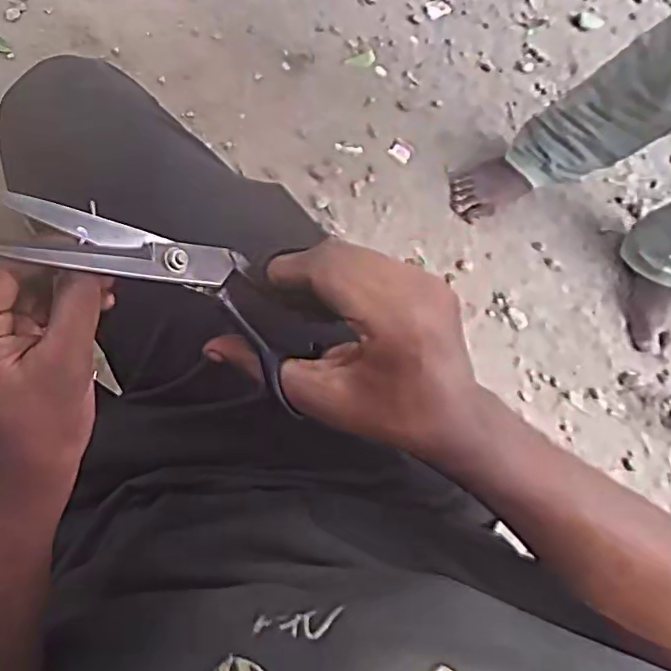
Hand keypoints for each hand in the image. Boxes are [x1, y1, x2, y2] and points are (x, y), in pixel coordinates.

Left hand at [0, 262, 112, 497]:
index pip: (3, 271)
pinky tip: (88, 307)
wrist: (38, 470)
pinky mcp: (1, 342)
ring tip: (99, 294)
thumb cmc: (42, 432)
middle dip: (59, 273)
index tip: (80, 250)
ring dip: (64, 289)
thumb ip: (77, 302)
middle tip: (97, 273)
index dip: (45, 255)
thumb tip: (87, 263)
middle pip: (14, 277)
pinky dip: (60, 306)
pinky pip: (31, 308)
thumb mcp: (67, 358)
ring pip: (27, 290)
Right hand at [204, 241, 485, 458]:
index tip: (263, 286)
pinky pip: (371, 257)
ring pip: (352, 250)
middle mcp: (416, 290)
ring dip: (320, 268)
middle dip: (299, 268)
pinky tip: (336, 299)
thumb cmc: (394, 413)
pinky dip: (344, 270)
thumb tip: (217, 346)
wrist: (453, 419)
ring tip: (306, 300)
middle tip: (280, 296)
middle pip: (336, 251)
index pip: (328, 266)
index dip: (287, 271)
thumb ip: (261, 366)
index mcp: (394, 320)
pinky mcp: (428, 278)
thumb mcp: (318, 397)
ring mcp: (426, 280)